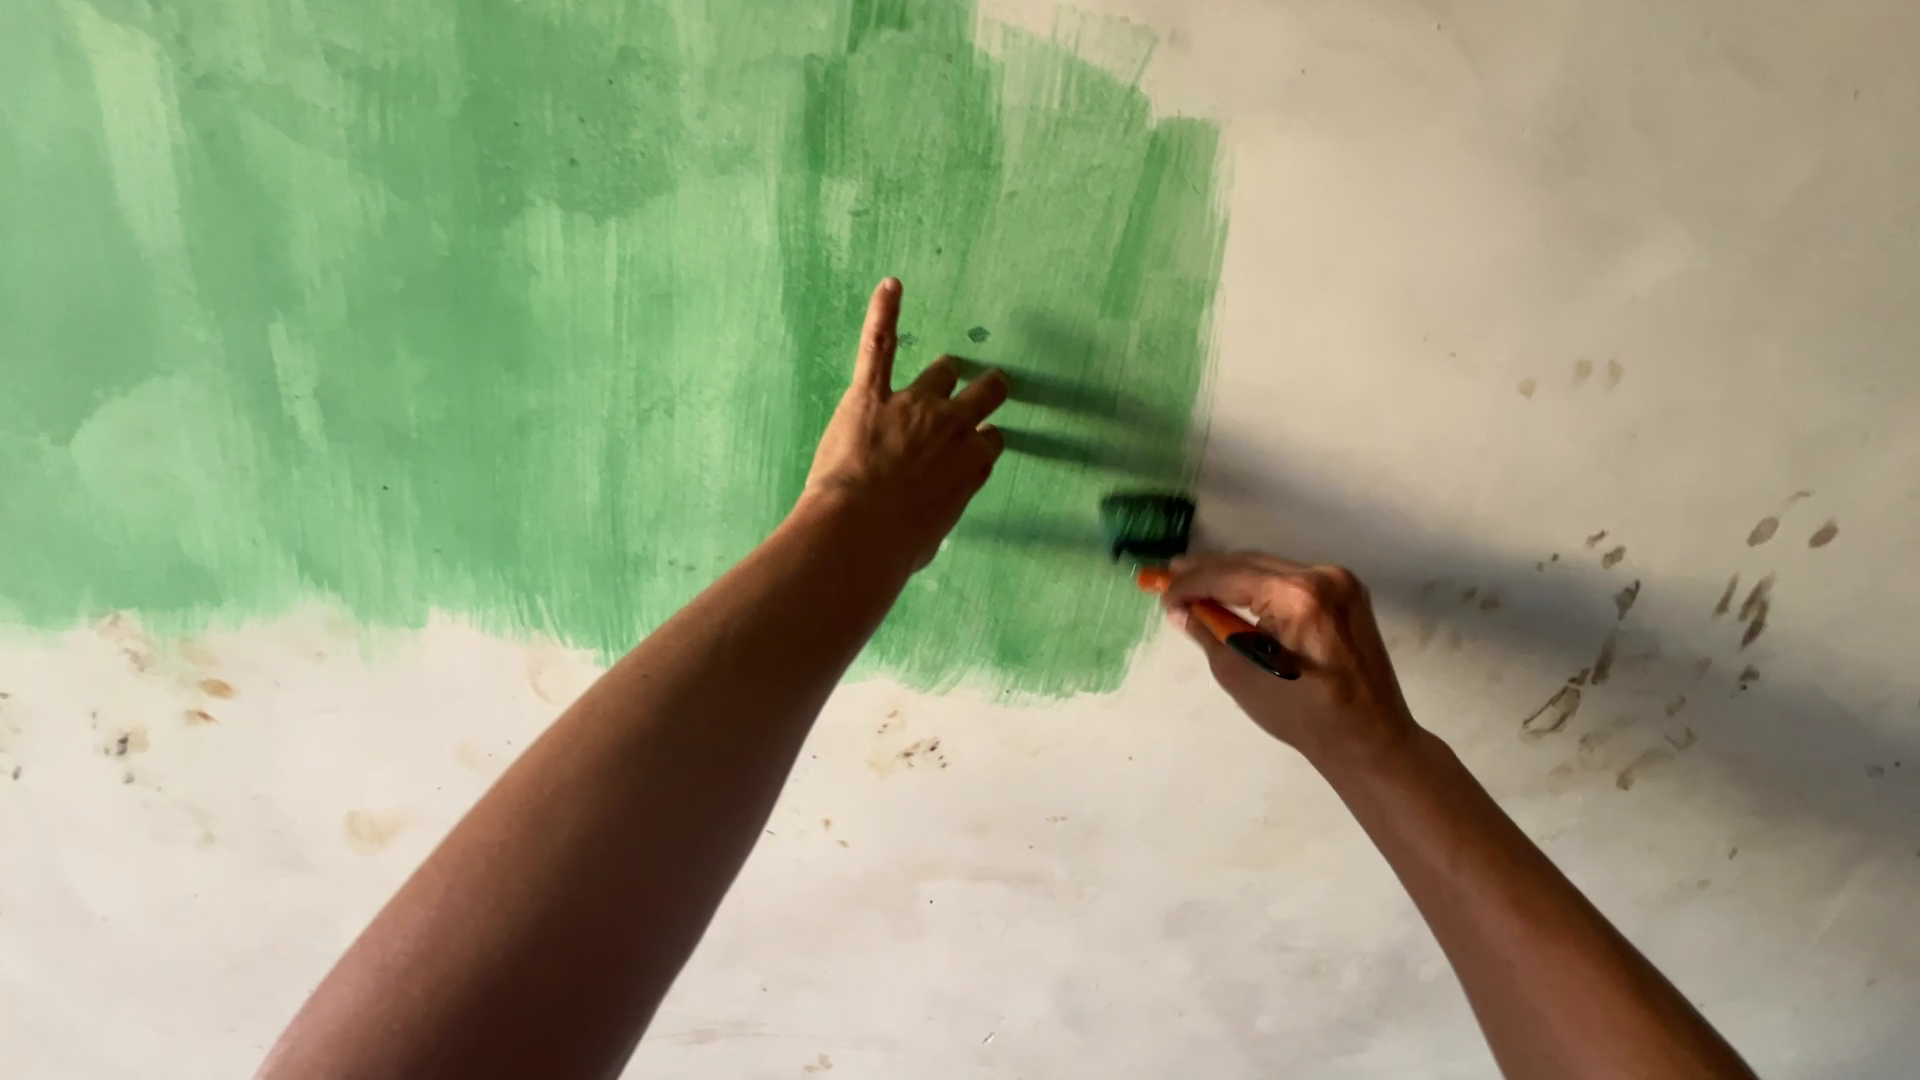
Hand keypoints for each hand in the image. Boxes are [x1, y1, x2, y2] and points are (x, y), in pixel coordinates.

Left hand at [801, 279, 1009, 568]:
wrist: (858, 531)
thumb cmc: (897, 545)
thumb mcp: (935, 532)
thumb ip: (942, 505)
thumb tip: (930, 506)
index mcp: (972, 463)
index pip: (991, 440)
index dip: (983, 440)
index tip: (978, 444)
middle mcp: (952, 426)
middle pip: (983, 395)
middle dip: (986, 390)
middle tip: (987, 387)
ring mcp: (914, 405)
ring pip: (941, 372)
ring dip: (944, 373)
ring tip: (945, 368)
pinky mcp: (871, 393)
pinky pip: (880, 344)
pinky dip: (884, 312)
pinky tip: (891, 286)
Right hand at [1163, 552, 1417, 763]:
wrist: (1368, 737)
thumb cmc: (1299, 714)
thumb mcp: (1238, 673)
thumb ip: (1207, 631)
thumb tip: (1181, 609)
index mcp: (1296, 596)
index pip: (1226, 576)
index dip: (1188, 584)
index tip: (1160, 595)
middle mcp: (1320, 576)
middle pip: (1247, 562)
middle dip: (1205, 570)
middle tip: (1168, 575)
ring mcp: (1338, 580)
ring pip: (1266, 566)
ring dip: (1229, 574)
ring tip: (1192, 581)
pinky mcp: (1345, 591)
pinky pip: (1287, 577)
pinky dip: (1256, 583)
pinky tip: (1232, 590)